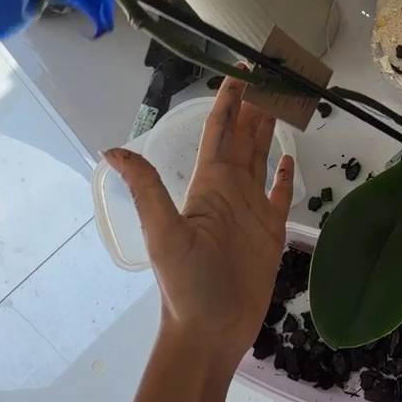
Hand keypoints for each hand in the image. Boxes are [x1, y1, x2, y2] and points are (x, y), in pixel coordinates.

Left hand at [105, 78, 294, 368]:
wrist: (210, 330)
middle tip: (274, 73)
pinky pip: (279, 192)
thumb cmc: (187, 286)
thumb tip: (113, 151)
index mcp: (209, 185)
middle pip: (246, 136)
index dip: (230, 100)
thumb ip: (148, 190)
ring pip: (262, 156)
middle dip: (257, 104)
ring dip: (271, 128)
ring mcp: (251, 208)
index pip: (220, 131)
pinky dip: (284, 173)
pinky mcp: (270, 229)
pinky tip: (289, 157)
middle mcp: (230, 189)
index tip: (241, 71)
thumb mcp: (164, 235)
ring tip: (283, 101)